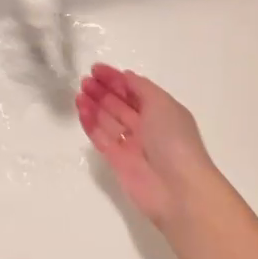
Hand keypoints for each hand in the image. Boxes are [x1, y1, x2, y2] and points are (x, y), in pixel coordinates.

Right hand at [75, 64, 217, 225]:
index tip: (96, 69)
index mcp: (162, 110)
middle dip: (103, 91)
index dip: (116, 78)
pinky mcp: (118, 162)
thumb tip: (126, 76)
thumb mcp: (162, 104)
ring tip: (79, 93)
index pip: (135, 90)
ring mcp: (132, 145)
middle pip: (120, 104)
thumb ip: (141, 88)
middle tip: (85, 80)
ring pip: (109, 120)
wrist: (178, 189)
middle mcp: (147, 126)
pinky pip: (102, 138)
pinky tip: (81, 110)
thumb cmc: (174, 140)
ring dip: (95, 105)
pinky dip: (91, 124)